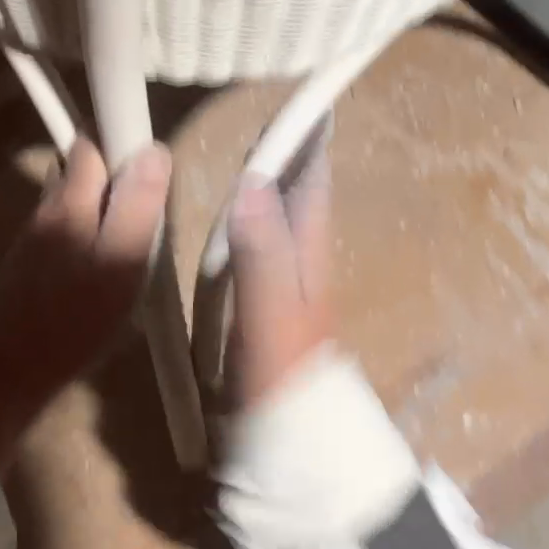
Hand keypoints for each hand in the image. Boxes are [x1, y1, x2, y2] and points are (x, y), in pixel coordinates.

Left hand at [0, 140, 171, 471]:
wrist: (3, 379)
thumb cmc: (72, 320)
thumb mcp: (121, 262)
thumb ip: (137, 205)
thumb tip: (153, 148)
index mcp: (69, 201)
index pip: (90, 143)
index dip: (119, 140)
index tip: (150, 161)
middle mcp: (44, 211)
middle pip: (80, 173)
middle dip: (113, 176)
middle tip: (151, 209)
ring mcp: (30, 242)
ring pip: (71, 205)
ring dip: (100, 210)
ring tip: (133, 243)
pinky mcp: (24, 271)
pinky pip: (63, 235)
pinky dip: (86, 238)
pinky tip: (101, 272)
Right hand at [225, 123, 335, 410]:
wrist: (287, 448)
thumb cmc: (281, 381)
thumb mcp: (271, 318)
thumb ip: (263, 254)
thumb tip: (254, 181)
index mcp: (308, 255)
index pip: (313, 183)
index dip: (311, 142)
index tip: (305, 99)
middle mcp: (301, 261)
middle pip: (299, 195)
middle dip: (290, 153)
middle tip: (271, 115)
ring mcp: (284, 284)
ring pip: (281, 218)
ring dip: (271, 182)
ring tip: (253, 152)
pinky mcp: (263, 303)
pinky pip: (260, 244)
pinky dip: (250, 218)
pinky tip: (234, 219)